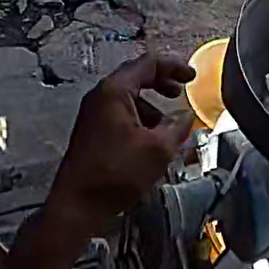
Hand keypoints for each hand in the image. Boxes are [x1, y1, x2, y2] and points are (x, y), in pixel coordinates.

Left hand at [46, 54, 196, 230]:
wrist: (76, 205)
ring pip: (129, 96)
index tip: (192, 75)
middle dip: (162, 82)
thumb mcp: (157, 150)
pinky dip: (139, 118)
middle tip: (180, 91)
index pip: (148, 64)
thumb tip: (186, 116)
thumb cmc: (116, 173)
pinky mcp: (92, 129)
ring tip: (168, 125)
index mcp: (115, 91)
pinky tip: (150, 140)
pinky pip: (120, 112)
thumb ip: (177, 127)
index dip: (174, 66)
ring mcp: (93, 111)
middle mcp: (101, 94)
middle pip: (136, 76)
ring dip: (152, 105)